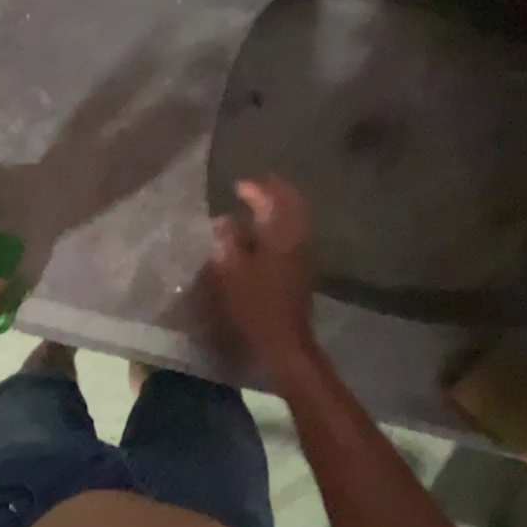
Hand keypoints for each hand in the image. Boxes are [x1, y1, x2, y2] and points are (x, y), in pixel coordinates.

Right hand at [209, 176, 316, 376]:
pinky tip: (264, 232)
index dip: (254, 189)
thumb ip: (227, 241)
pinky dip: (281, 225)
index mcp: (279, 235)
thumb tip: (223, 220)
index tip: (237, 186)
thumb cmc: (253, 305)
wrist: (285, 341)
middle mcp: (296, 238)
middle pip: (291, 204)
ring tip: (259, 205)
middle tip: (254, 187)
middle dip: (274, 192)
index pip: (270, 200)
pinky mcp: (303, 269)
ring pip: (295, 219)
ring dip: (279, 208)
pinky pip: (294, 234)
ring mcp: (303, 254)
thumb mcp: (230, 271)